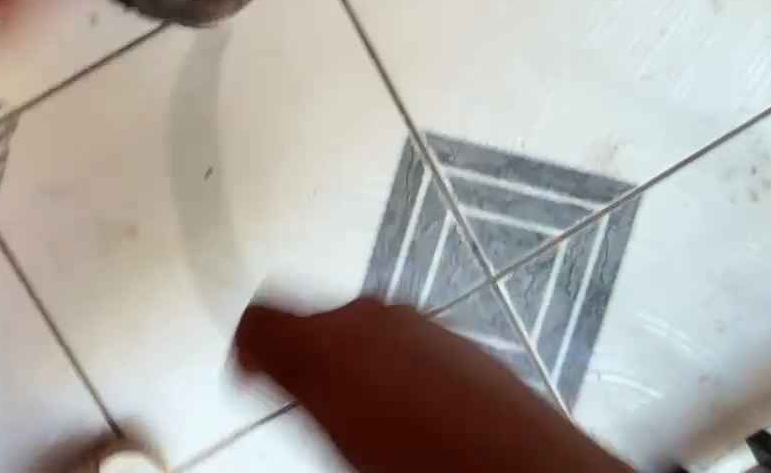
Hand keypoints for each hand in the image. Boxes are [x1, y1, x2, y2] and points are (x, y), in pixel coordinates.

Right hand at [234, 298, 630, 472]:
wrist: (523, 465)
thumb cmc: (421, 459)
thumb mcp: (334, 437)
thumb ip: (290, 383)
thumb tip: (253, 356)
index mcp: (325, 338)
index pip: (258, 320)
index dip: (247, 346)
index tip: (248, 370)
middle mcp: (365, 313)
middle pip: (310, 322)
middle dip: (305, 360)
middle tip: (314, 412)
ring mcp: (410, 319)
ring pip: (356, 330)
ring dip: (350, 363)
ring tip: (369, 423)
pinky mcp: (446, 333)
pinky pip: (399, 340)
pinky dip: (391, 367)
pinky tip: (411, 416)